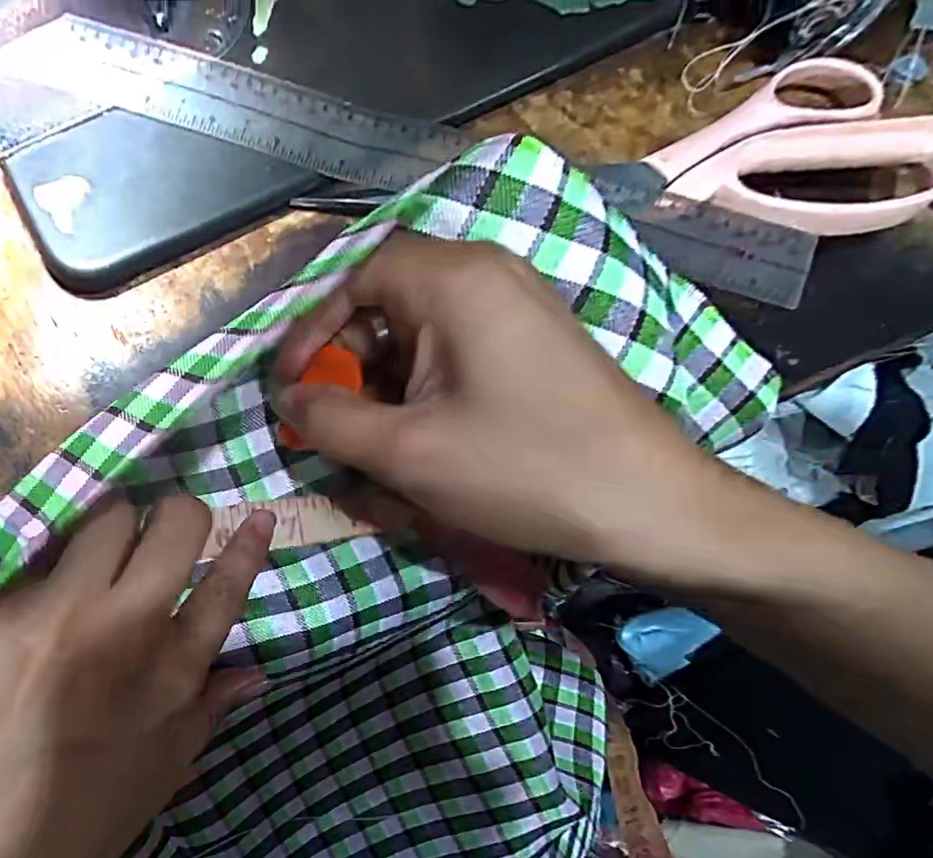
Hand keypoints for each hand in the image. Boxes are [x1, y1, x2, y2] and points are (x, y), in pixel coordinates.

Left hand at [0, 496, 273, 857]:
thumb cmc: (65, 833)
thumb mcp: (154, 779)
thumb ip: (204, 711)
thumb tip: (252, 671)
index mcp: (168, 679)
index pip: (224, 588)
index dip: (244, 549)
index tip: (256, 518)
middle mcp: (115, 630)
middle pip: (164, 523)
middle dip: (171, 519)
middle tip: (156, 542)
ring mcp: (47, 615)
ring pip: (96, 524)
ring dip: (108, 535)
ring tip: (93, 573)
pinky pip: (35, 567)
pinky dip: (50, 579)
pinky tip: (34, 618)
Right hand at [272, 233, 766, 581]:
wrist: (648, 507)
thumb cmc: (518, 469)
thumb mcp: (401, 451)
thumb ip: (325, 418)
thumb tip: (284, 398)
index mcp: (455, 283)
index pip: (356, 275)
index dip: (311, 326)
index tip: (290, 383)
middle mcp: (485, 279)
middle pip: (381, 303)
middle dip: (342, 363)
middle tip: (325, 420)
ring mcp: (509, 312)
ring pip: (409, 335)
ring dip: (374, 386)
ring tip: (366, 443)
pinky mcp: (522, 348)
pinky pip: (443, 356)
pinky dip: (410, 393)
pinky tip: (410, 441)